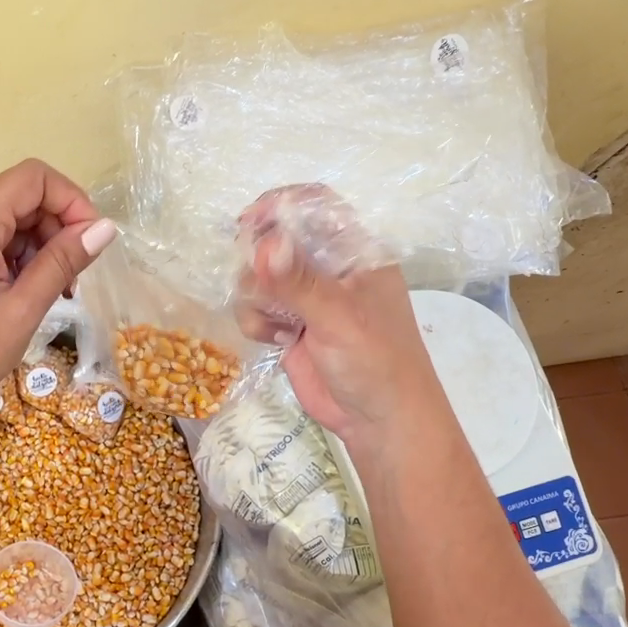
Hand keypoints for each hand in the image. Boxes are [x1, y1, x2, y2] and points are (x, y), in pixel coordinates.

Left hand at [0, 159, 117, 433]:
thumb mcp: (22, 308)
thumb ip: (64, 261)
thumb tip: (105, 228)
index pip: (35, 178)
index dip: (73, 201)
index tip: (93, 242)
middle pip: (22, 198)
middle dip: (58, 230)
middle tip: (73, 280)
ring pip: (10, 223)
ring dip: (41, 250)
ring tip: (54, 296)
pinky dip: (18, 262)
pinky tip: (28, 297)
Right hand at [237, 186, 450, 457]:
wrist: (379, 421)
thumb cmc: (376, 362)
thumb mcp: (338, 318)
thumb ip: (298, 282)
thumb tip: (264, 246)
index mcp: (354, 252)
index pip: (315, 205)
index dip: (280, 206)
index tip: (248, 223)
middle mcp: (327, 269)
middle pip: (274, 239)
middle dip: (257, 262)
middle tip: (259, 285)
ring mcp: (306, 298)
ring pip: (257, 277)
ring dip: (255, 298)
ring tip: (276, 324)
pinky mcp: (289, 326)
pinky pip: (255, 308)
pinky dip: (256, 322)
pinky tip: (275, 341)